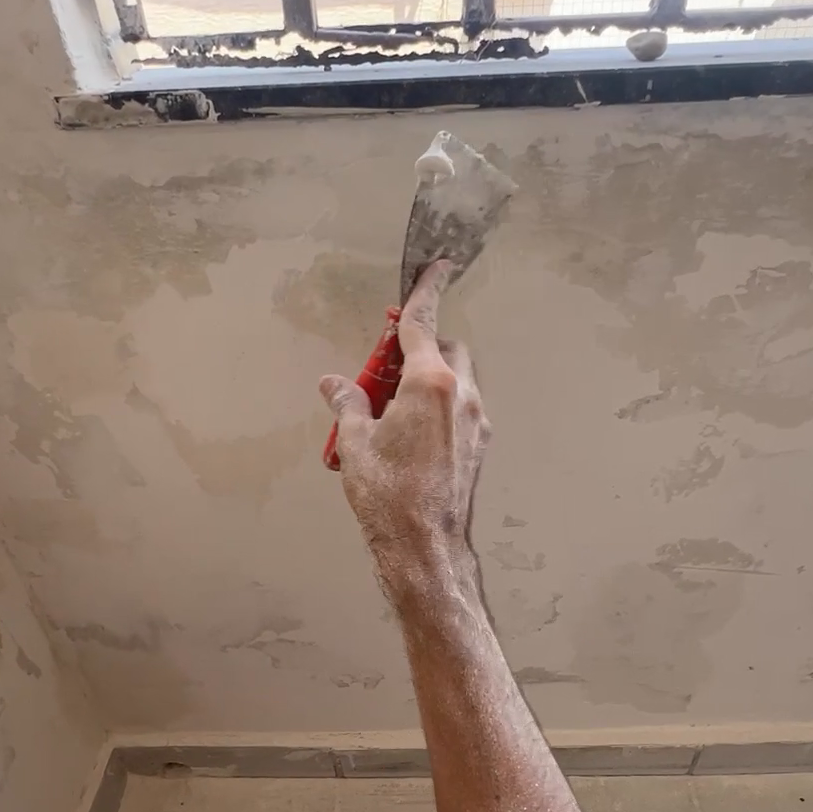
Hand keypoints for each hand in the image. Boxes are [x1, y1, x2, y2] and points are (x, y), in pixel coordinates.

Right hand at [321, 261, 492, 570]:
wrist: (426, 547)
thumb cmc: (387, 493)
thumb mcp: (355, 443)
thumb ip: (347, 403)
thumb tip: (332, 382)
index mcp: (431, 383)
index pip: (424, 324)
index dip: (426, 291)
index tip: (438, 264)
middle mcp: (463, 395)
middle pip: (447, 349)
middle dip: (421, 348)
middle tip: (385, 370)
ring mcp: (477, 422)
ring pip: (459, 380)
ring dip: (431, 378)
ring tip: (393, 409)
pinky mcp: (481, 446)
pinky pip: (462, 409)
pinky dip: (441, 405)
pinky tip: (413, 434)